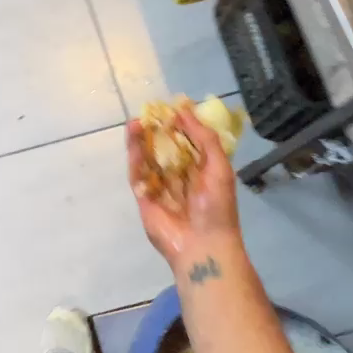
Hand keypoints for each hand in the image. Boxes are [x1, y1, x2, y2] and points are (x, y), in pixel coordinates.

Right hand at [127, 106, 240, 275]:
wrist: (203, 245)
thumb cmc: (217, 207)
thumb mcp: (219, 166)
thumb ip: (204, 139)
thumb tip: (184, 111)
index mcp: (201, 171)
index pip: (188, 143)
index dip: (180, 126)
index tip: (171, 108)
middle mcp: (179, 177)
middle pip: (164, 149)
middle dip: (157, 131)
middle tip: (149, 112)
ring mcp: (160, 187)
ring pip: (147, 159)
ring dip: (141, 140)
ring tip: (136, 121)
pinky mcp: (144, 197)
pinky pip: (137, 174)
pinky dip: (134, 157)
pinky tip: (133, 139)